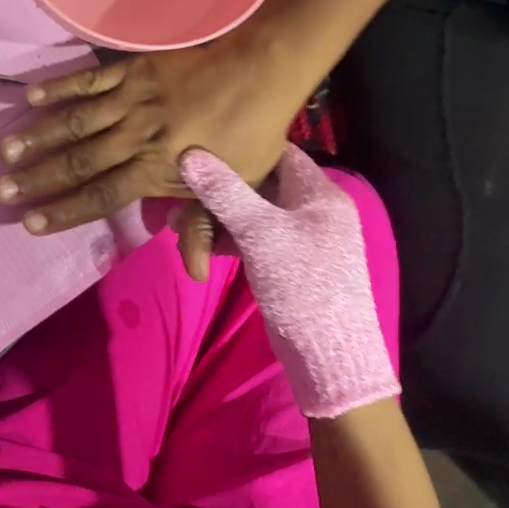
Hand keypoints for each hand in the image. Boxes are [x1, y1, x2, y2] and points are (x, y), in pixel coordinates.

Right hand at [0, 30, 310, 278]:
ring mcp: (132, 99)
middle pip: (80, 161)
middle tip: (0, 190)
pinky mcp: (132, 68)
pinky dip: (60, 86)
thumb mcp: (238, 186)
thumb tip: (191, 273)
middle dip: (37, 178)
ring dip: (39, 136)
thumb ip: (205, 225)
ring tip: (5, 150)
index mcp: (159, 167)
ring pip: (76, 121)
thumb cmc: (249, 132)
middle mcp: (137, 135)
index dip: (64, 210)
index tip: (30, 222)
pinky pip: (89, 78)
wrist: (260, 69)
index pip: (102, 195)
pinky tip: (31, 96)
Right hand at [179, 146, 395, 417]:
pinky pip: (247, 236)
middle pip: (254, 183)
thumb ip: (224, 192)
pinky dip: (223, 240)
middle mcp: (309, 208)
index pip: (276, 150)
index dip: (240, 147)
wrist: (329, 360)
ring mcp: (296, 236)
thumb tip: (187, 152)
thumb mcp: (260, 234)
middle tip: (179, 204)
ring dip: (212, 221)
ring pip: (245, 212)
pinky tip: (199, 253)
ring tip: (181, 236)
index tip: (200, 148)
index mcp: (318, 192)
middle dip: (213, 194)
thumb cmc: (304, 287)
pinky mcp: (282, 261)